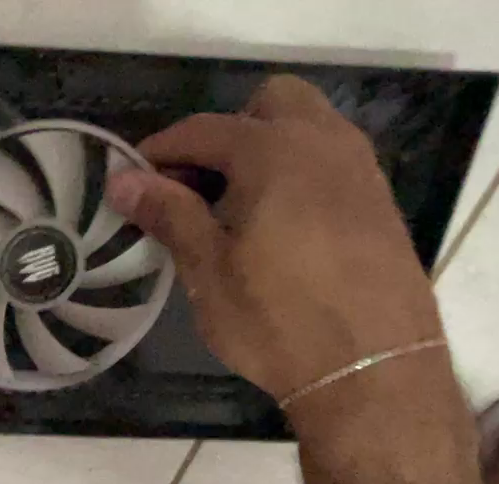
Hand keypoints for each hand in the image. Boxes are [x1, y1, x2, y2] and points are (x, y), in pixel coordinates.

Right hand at [105, 76, 445, 407]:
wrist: (369, 363)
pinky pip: (326, 162)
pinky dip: (292, 175)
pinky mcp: (376, 201)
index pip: (203, 130)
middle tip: (192, 190)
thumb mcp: (207, 269)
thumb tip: (123, 180)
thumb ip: (169, 213)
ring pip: (304, 129)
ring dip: (260, 153)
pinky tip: (272, 229)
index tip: (130, 183)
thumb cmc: (274, 318)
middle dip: (223, 135)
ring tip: (229, 213)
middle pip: (267, 104)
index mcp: (273, 151)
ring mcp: (358, 168)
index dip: (159, 152)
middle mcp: (323, 141)